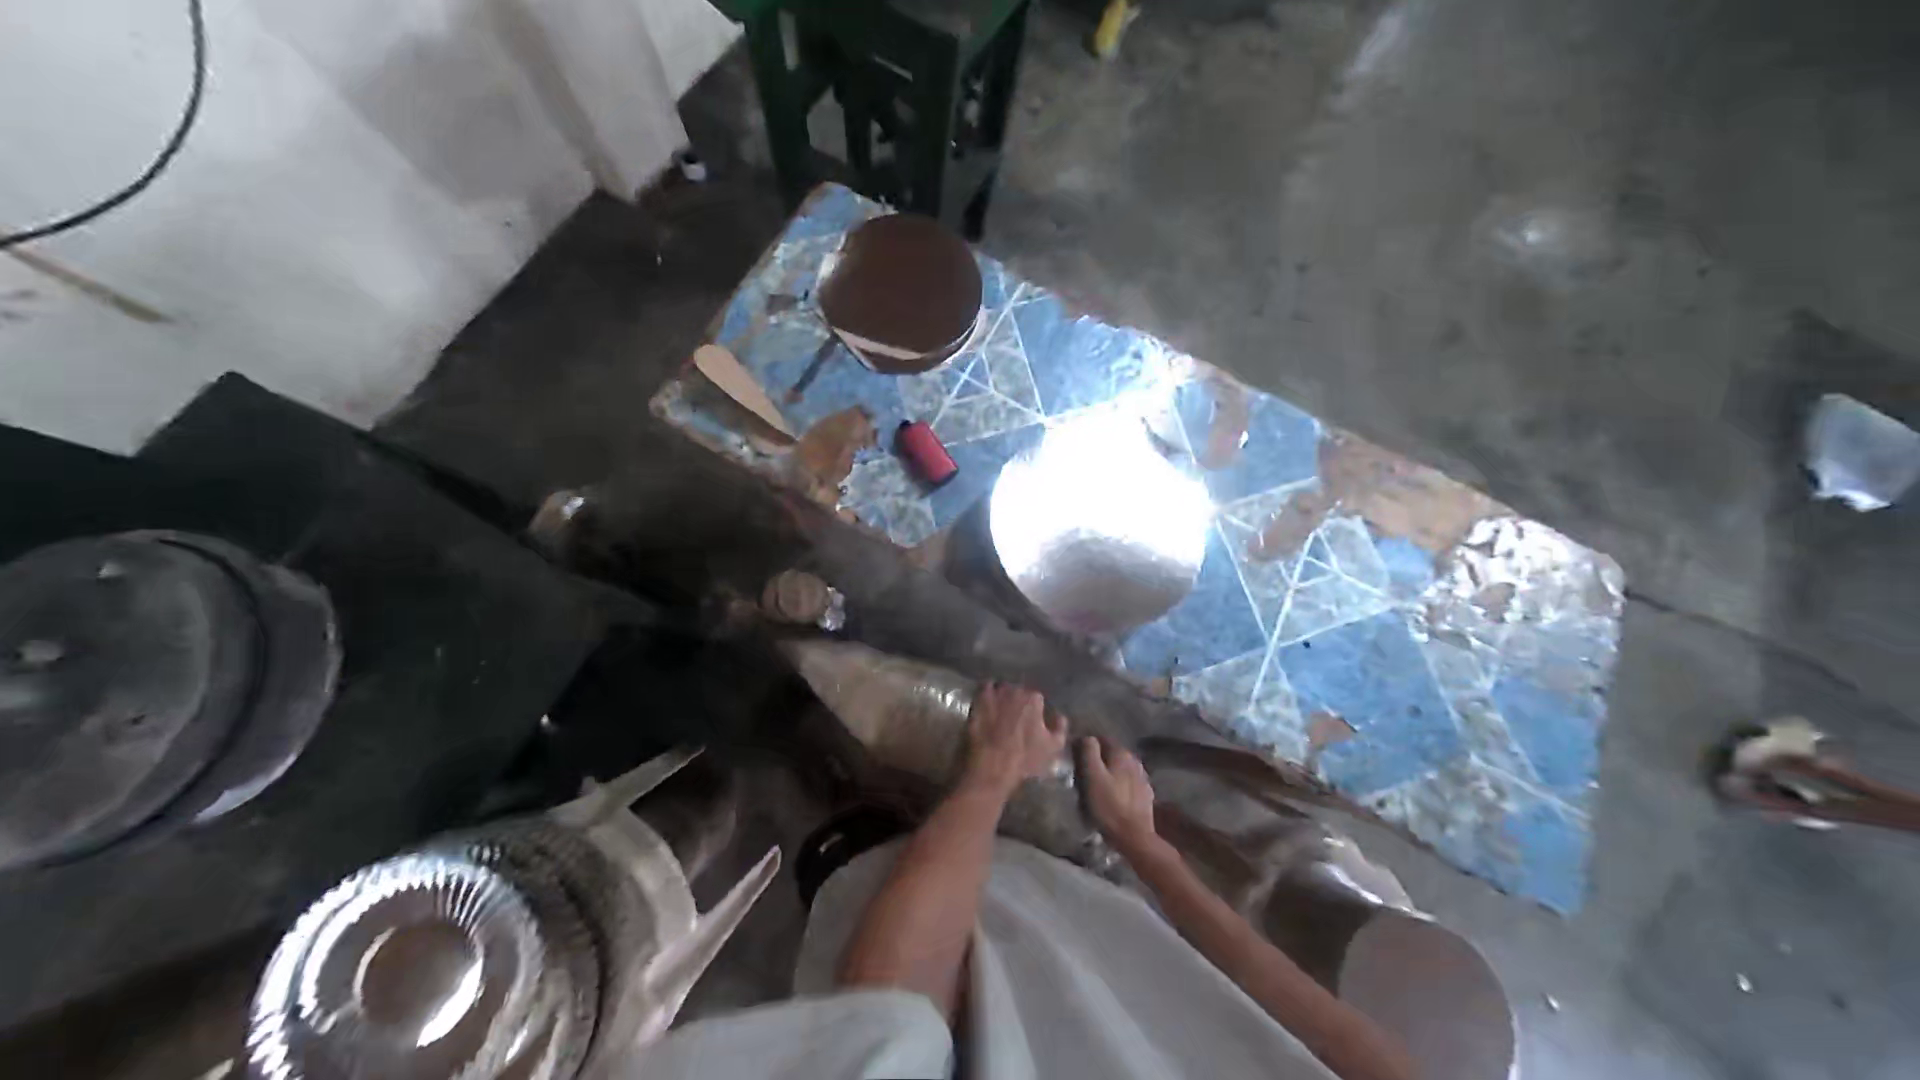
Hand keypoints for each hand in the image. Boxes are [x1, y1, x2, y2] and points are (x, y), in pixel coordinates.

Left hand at [962, 682, 1067, 797]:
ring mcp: (994, 693)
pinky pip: (984, 689)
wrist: (993, 766)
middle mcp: (1014, 690)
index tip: (1031, 720)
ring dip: (1001, 696)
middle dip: (1017, 701)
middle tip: (1015, 716)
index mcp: (1033, 699)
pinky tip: (986, 703)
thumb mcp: (1053, 747)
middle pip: (1018, 691)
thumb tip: (1060, 716)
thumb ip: (1060, 727)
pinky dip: (986, 693)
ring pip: (1000, 688)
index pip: (1036, 698)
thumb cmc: (1025, 758)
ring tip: (999, 709)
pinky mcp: (978, 700)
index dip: (1034, 710)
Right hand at [1081, 736, 1157, 852]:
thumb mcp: (1092, 776)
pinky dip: (1121, 784)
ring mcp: (1143, 778)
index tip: (1078, 755)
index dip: (1089, 745)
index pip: (1103, 739)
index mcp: (1121, 754)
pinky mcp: (1146, 794)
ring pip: (1123, 768)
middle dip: (1101, 758)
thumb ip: (1089, 752)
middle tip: (1086, 770)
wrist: (1134, 836)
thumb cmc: (1108, 805)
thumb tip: (1088, 737)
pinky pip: (1130, 782)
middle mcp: (1135, 761)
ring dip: (1112, 771)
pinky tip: (1115, 794)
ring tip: (1100, 783)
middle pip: (1114, 753)